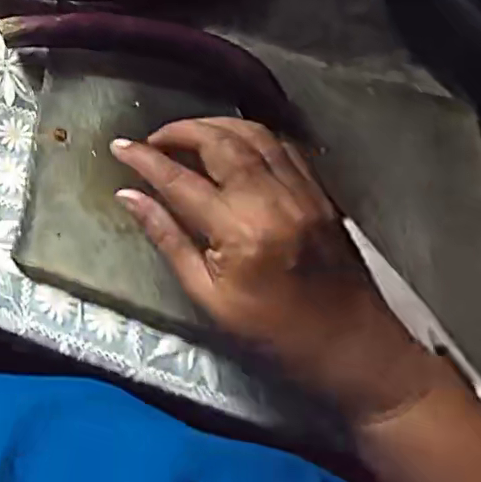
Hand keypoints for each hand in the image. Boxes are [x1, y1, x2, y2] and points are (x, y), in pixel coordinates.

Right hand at [111, 117, 447, 424]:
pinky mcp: (323, 196)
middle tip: (152, 140)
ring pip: (254, 134)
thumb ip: (165, 236)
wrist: (361, 354)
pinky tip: (229, 147)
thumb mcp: (206, 293)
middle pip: (220, 142)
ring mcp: (305, 196)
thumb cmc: (275, 332)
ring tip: (186, 136)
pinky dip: (248, 137)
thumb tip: (127, 195)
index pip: (179, 178)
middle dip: (178, 131)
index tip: (119, 146)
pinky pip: (282, 147)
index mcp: (242, 231)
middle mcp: (275, 203)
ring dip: (213, 126)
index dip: (143, 158)